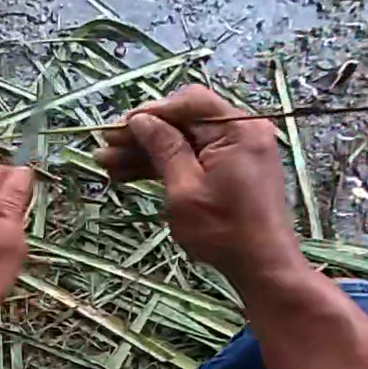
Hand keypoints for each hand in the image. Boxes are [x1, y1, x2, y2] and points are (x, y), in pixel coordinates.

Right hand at [97, 85, 300, 283]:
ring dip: (147, 153)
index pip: (189, 103)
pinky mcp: (232, 171)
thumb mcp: (185, 189)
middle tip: (106, 148)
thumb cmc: (222, 230)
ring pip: (184, 143)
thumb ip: (164, 149)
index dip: (150, 112)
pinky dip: (166, 166)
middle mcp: (241, 132)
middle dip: (143, 136)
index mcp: (236, 129)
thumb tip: (141, 120)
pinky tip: (131, 175)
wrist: (261, 266)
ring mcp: (238, 152)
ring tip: (108, 165)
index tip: (119, 128)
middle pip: (184, 122)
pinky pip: (194, 159)